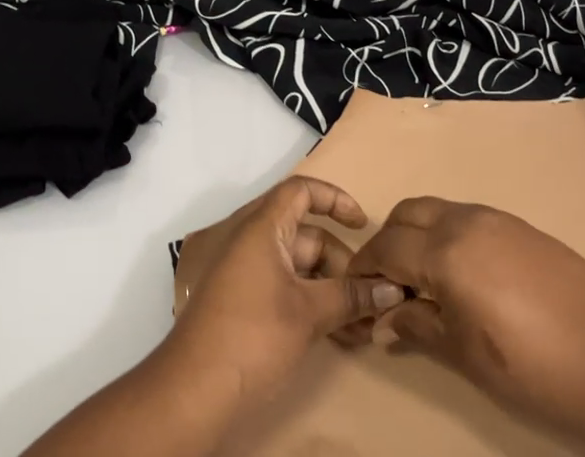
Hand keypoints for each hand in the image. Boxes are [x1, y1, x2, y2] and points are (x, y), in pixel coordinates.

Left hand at [168, 177, 405, 401]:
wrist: (191, 394)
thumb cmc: (252, 337)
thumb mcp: (309, 314)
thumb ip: (352, 296)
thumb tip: (393, 289)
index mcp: (260, 228)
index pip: (301, 191)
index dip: (335, 199)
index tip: (363, 225)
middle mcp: (249, 241)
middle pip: (307, 236)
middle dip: (343, 266)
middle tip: (373, 298)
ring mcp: (243, 273)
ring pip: (298, 268)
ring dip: (332, 292)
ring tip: (364, 327)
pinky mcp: (241, 302)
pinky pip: (284, 288)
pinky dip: (311, 304)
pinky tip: (340, 335)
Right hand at [346, 197, 584, 448]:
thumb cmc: (532, 366)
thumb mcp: (465, 355)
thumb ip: (419, 328)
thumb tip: (384, 322)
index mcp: (446, 252)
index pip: (386, 247)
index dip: (363, 268)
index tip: (354, 291)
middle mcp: (467, 222)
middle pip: (408, 214)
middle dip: (387, 242)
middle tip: (386, 284)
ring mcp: (499, 219)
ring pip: (439, 210)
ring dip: (418, 234)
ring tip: (422, 281)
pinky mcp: (522, 227)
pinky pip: (468, 217)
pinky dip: (448, 235)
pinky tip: (459, 275)